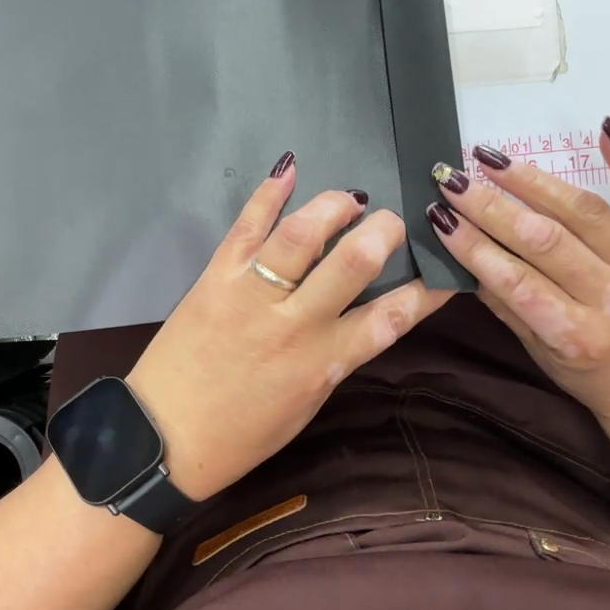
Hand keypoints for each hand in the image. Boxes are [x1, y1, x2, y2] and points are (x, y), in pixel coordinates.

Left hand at [126, 153, 450, 499]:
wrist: (164, 441)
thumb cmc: (242, 435)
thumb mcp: (306, 405)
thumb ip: (339, 357)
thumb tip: (369, 320)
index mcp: (324, 363)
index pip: (391, 316)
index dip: (427, 291)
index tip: (445, 272)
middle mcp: (295, 323)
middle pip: (354, 262)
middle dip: (385, 232)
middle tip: (393, 223)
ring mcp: (252, 294)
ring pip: (302, 235)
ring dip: (335, 206)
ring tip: (351, 200)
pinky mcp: (215, 278)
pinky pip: (245, 228)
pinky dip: (268, 194)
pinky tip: (289, 169)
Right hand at [424, 121, 609, 419]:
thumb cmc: (581, 369)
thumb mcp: (534, 347)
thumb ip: (503, 300)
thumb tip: (459, 248)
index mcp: (577, 334)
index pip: (516, 281)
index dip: (474, 246)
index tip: (439, 215)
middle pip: (545, 241)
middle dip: (491, 208)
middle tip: (453, 182)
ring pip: (583, 211)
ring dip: (533, 180)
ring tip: (492, 160)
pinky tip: (605, 130)